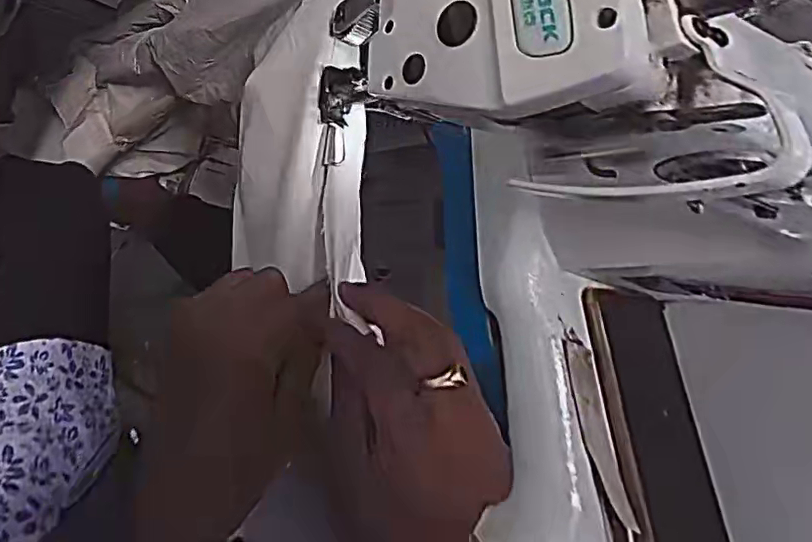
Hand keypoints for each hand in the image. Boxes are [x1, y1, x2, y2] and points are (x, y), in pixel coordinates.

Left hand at [136, 269, 325, 541]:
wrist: (176, 493)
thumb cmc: (234, 465)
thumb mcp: (288, 418)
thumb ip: (306, 357)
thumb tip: (319, 321)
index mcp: (249, 339)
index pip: (299, 301)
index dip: (318, 311)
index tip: (324, 323)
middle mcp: (216, 317)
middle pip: (269, 282)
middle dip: (285, 307)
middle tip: (289, 344)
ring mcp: (191, 317)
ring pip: (242, 281)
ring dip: (257, 303)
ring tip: (259, 345)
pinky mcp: (175, 325)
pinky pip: (215, 295)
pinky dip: (230, 308)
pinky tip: (233, 345)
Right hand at [320, 283, 512, 541]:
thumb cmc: (404, 529)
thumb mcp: (354, 475)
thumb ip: (348, 408)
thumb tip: (342, 358)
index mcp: (409, 427)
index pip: (373, 358)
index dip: (344, 334)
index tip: (326, 322)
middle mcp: (448, 409)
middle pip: (416, 333)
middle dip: (381, 304)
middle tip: (352, 293)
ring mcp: (472, 408)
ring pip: (441, 336)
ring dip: (406, 313)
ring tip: (376, 305)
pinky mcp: (486, 414)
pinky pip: (454, 354)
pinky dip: (428, 333)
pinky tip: (408, 333)